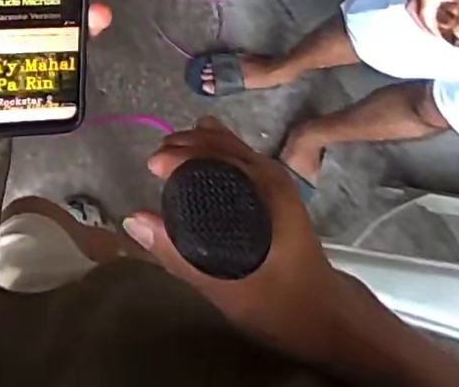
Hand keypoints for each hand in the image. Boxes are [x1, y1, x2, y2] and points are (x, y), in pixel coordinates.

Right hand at [120, 119, 356, 361]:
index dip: (179, 153)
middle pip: (218, 141)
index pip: (213, 151)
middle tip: (155, 164)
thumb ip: (177, 252)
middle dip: (182, 146)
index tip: (152, 166)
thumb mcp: (224, 285)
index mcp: (264, 188)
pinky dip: (208, 154)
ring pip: (226, 144)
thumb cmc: (279, 302)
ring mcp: (272, 177)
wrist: (326, 318)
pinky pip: (233, 155)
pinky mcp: (271, 187)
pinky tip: (192, 168)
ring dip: (194, 147)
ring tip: (167, 161)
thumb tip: (132, 219)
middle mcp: (269, 173)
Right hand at [408, 0, 458, 44]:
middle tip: (436, 33)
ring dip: (427, 15)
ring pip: (418, 2)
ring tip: (443, 23)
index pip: (425, 19)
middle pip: (414, 10)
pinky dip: (431, 6)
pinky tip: (446, 8)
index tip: (444, 41)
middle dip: (424, 24)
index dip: (434, 32)